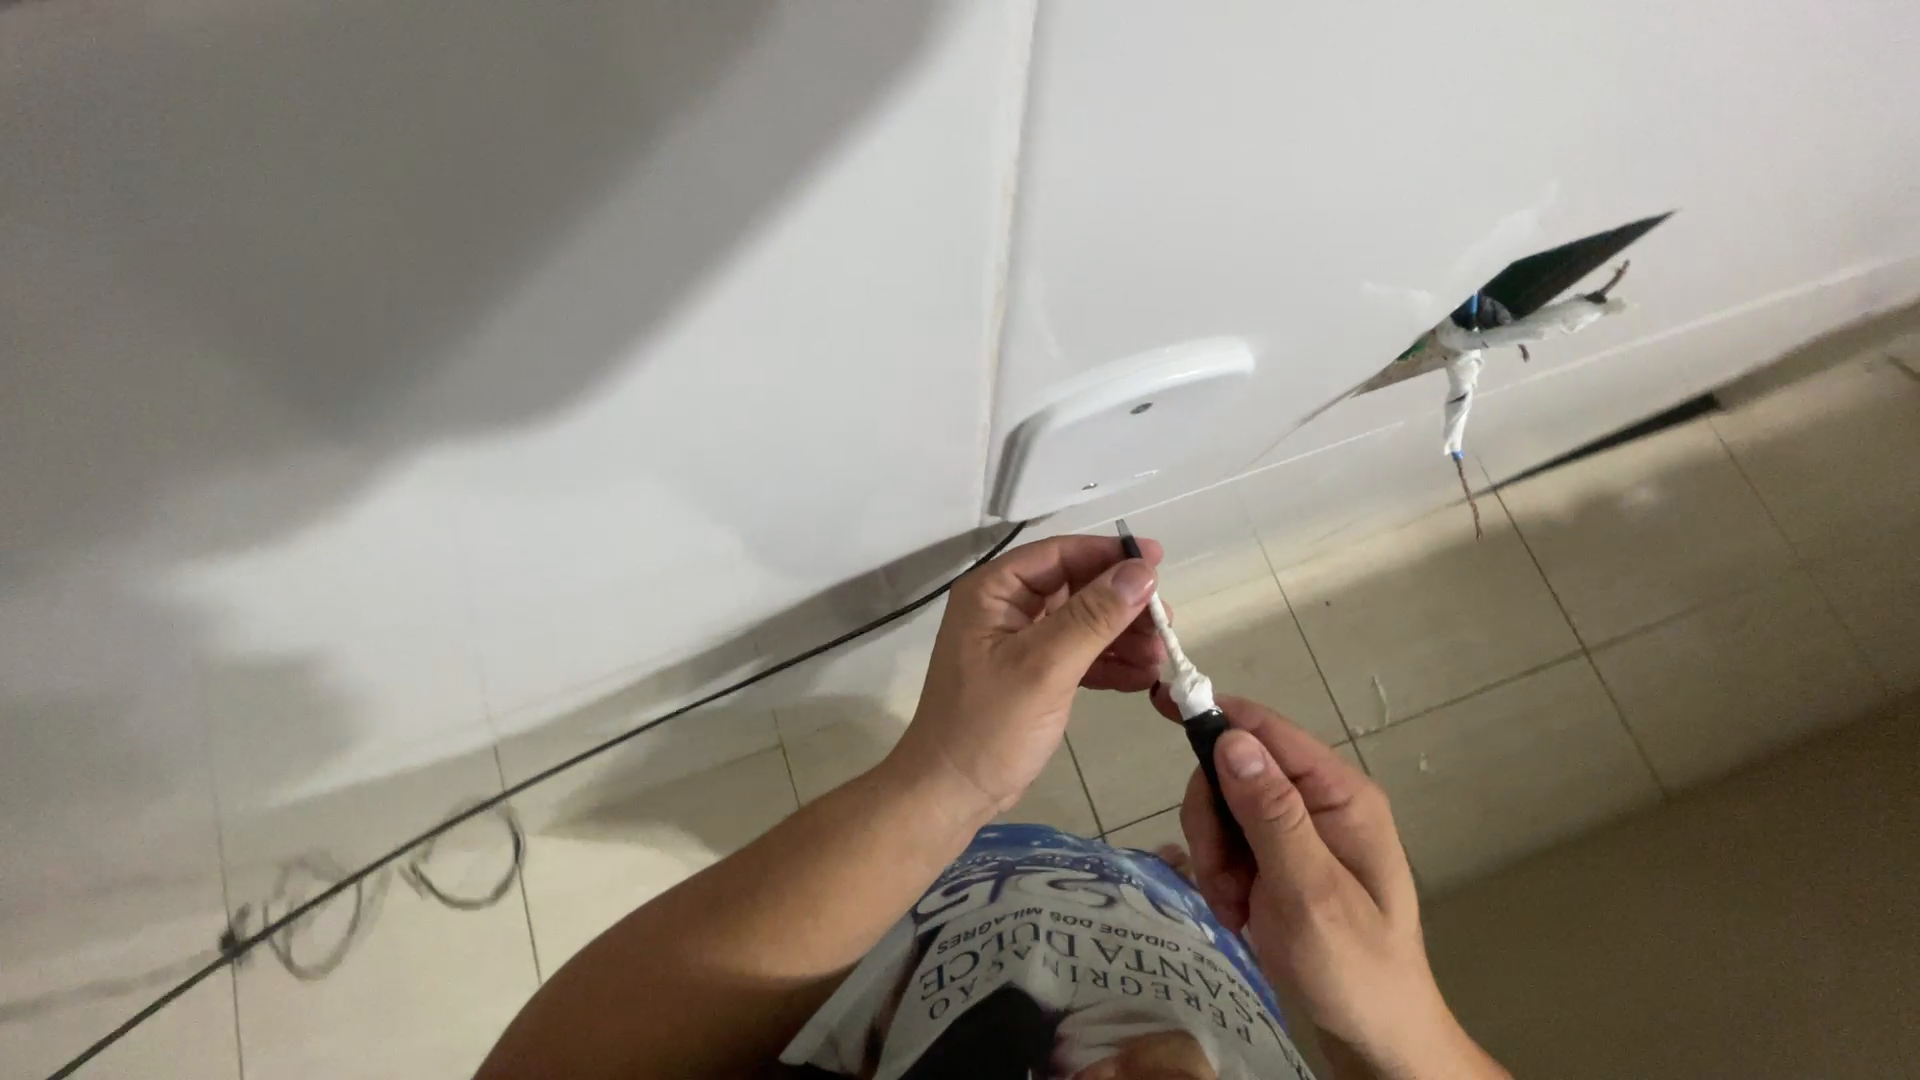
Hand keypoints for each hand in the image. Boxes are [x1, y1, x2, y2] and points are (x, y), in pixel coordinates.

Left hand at [889, 535, 1165, 820]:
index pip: (1058, 554)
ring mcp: (1019, 642)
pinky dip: (1109, 664)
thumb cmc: (989, 725)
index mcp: (993, 592)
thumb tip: (1142, 572)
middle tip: (1165, 623)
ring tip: (1159, 658)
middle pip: (1076, 587)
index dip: (1109, 554)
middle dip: (1122, 604)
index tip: (1158, 560)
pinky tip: (1143, 678)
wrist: (952, 794)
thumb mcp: (1044, 667)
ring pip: (1082, 622)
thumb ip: (1094, 617)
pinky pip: (1079, 655)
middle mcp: (1005, 608)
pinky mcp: (1033, 674)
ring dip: (1122, 636)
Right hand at [1153, 690, 1505, 1079]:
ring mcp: (1295, 826)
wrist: (1373, 1039)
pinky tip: (1237, 910)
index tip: (1158, 704)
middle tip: (1219, 876)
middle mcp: (1316, 798)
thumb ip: (1270, 813)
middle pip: (1231, 768)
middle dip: (1211, 821)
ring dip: (1213, 855)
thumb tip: (1230, 737)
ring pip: (1220, 805)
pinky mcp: (1276, 852)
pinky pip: (1224, 838)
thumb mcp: (1308, 892)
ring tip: (1234, 904)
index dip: (1213, 714)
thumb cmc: (1352, 968)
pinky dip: (1218, 872)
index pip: (1264, 728)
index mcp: (1337, 793)